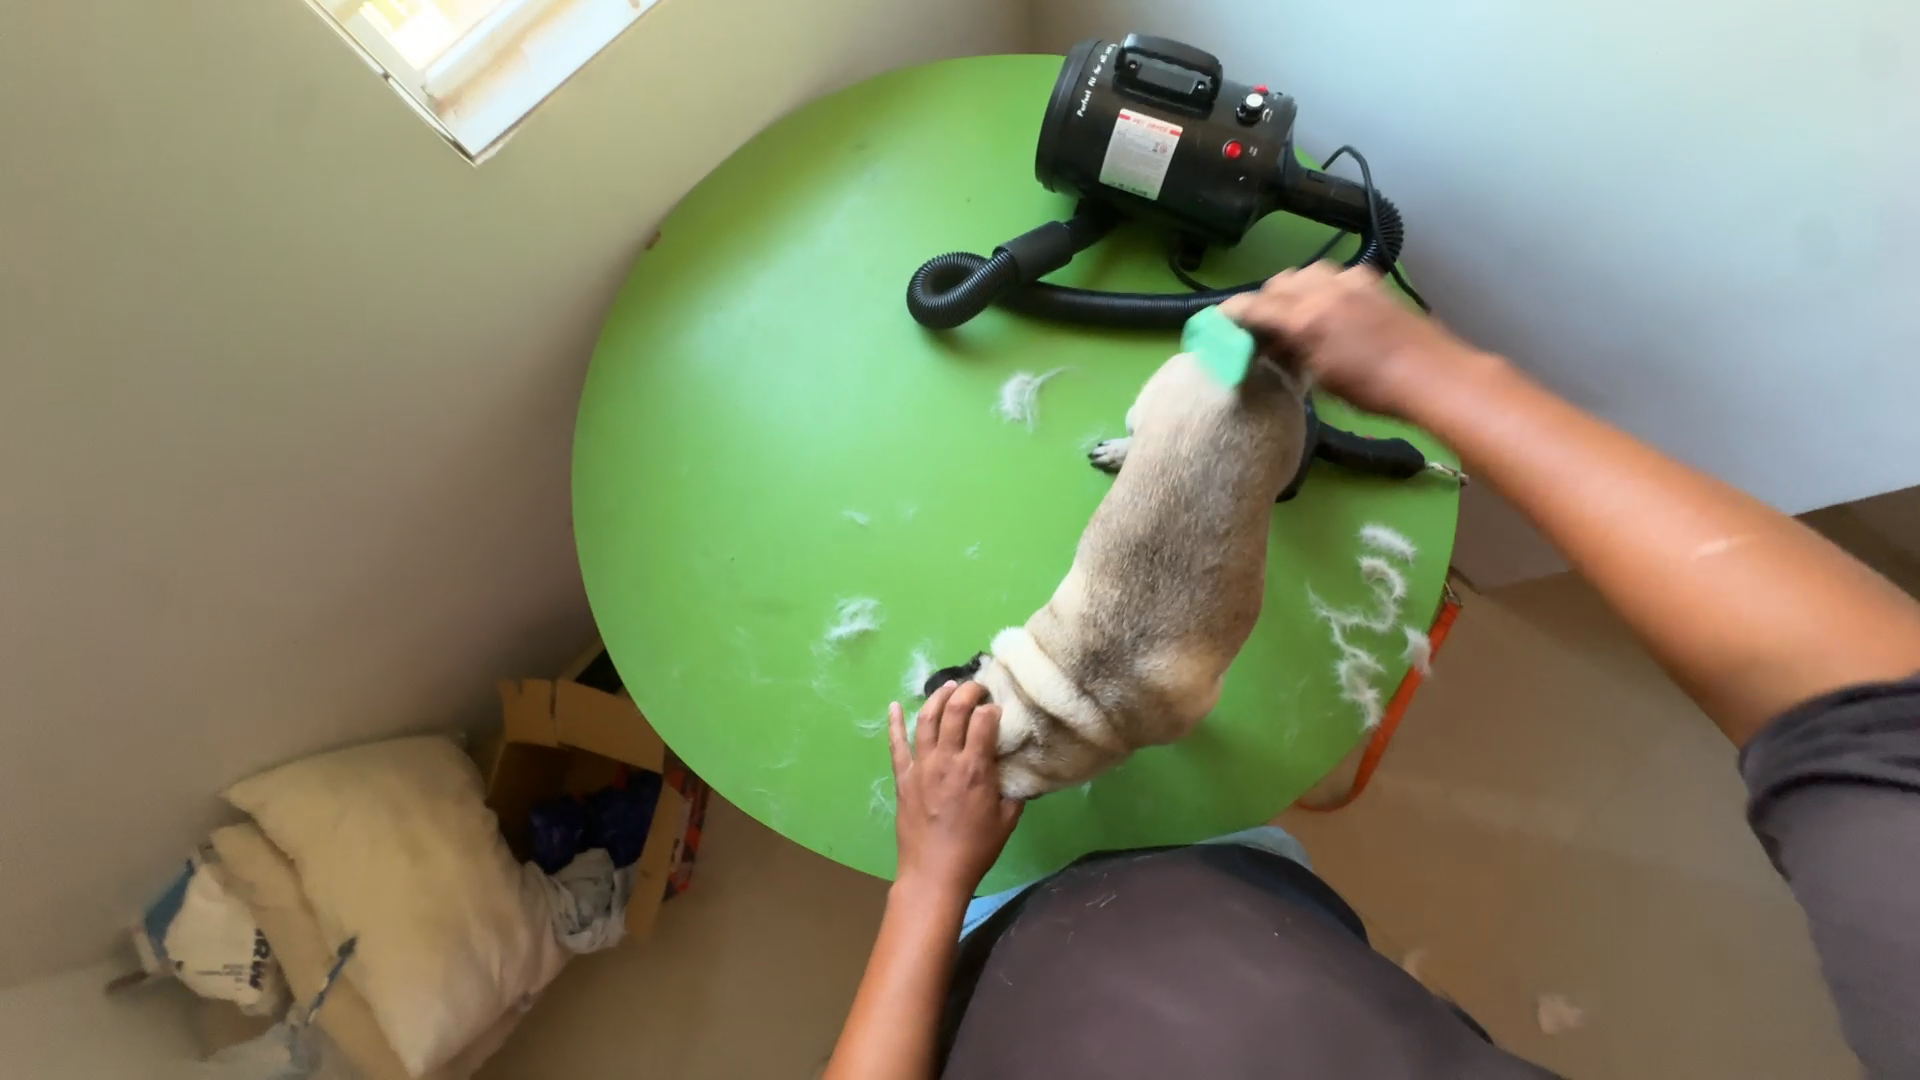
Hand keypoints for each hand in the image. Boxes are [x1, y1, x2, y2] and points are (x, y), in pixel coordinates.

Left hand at [888, 681, 1022, 899]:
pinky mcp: (903, 777)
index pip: (984, 721)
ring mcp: (921, 766)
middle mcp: (946, 760)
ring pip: (926, 719)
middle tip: (977, 688)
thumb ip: (1015, 791)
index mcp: (975, 769)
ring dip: (938, 697)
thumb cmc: (975, 849)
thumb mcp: (1007, 820)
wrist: (934, 873)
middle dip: (968, 692)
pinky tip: (895, 705)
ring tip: (949, 686)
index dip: (992, 709)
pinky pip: (897, 744)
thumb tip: (1020, 770)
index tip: (997, 709)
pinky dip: (894, 722)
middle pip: (954, 711)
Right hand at [1219, 262, 1497, 418]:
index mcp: (1307, 318)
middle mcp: (1326, 291)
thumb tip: (1271, 344)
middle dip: (1265, 301)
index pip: (1256, 305)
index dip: (1233, 312)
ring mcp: (1352, 282)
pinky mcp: (1373, 283)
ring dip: (1294, 290)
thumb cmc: (1371, 388)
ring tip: (1296, 315)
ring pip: (1307, 273)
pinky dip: (1323, 288)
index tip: (1220, 320)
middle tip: (1263, 327)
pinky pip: (1335, 275)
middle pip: (1280, 283)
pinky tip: (1330, 309)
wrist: (1431, 376)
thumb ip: (1289, 351)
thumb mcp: (1318, 377)